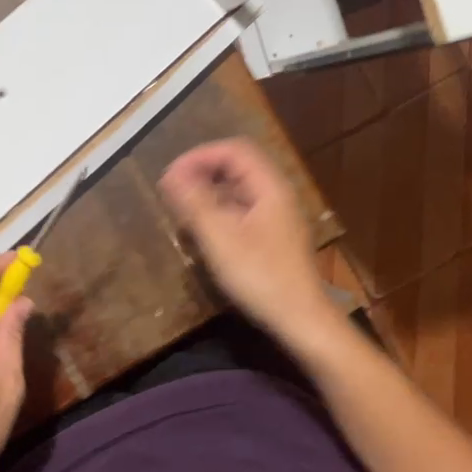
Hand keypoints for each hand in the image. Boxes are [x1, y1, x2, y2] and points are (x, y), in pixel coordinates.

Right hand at [159, 139, 337, 343]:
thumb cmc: (261, 277)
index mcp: (270, 188)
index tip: (173, 173)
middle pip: (237, 167)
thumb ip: (195, 203)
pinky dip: (219, 212)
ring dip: (209, 192)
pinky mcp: (272, 238)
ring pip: (238, 190)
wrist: (301, 321)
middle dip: (202, 172)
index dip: (200, 155)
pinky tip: (202, 231)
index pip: (234, 150)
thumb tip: (170, 173)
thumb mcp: (221, 238)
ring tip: (182, 208)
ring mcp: (276, 217)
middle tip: (173, 189)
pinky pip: (241, 210)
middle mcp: (276, 196)